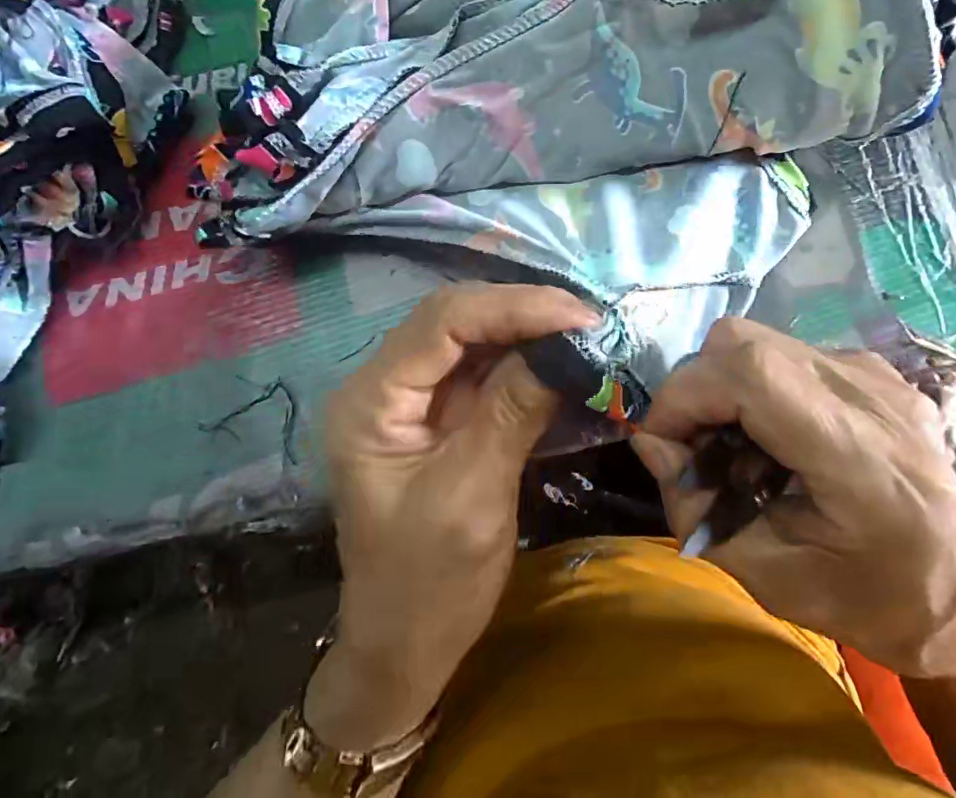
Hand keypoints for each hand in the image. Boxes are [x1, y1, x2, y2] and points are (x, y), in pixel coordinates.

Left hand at [304, 283, 595, 748]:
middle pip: (451, 321)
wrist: (403, 647)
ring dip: (524, 332)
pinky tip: (556, 359)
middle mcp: (380, 386)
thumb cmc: (428, 585)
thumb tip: (567, 346)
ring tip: (581, 332)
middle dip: (520, 313)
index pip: (440, 322)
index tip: (578, 315)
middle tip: (586, 320)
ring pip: (468, 340)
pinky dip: (520, 362)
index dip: (511, 307)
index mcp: (369, 402)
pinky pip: (478, 372)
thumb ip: (512, 412)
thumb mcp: (473, 497)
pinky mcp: (434, 418)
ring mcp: (407, 401)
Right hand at [631, 317, 955, 677]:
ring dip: (720, 383)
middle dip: (694, 387)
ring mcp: (881, 377)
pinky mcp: (875, 371)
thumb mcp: (762, 576)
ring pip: (759, 340)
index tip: (662, 440)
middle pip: (747, 343)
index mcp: (864, 463)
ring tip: (730, 440)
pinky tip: (769, 431)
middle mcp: (878, 400)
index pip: (754, 375)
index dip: (687, 394)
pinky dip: (751, 382)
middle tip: (691, 443)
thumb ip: (692, 507)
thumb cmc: (863, 602)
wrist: (954, 599)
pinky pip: (785, 351)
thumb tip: (649, 441)